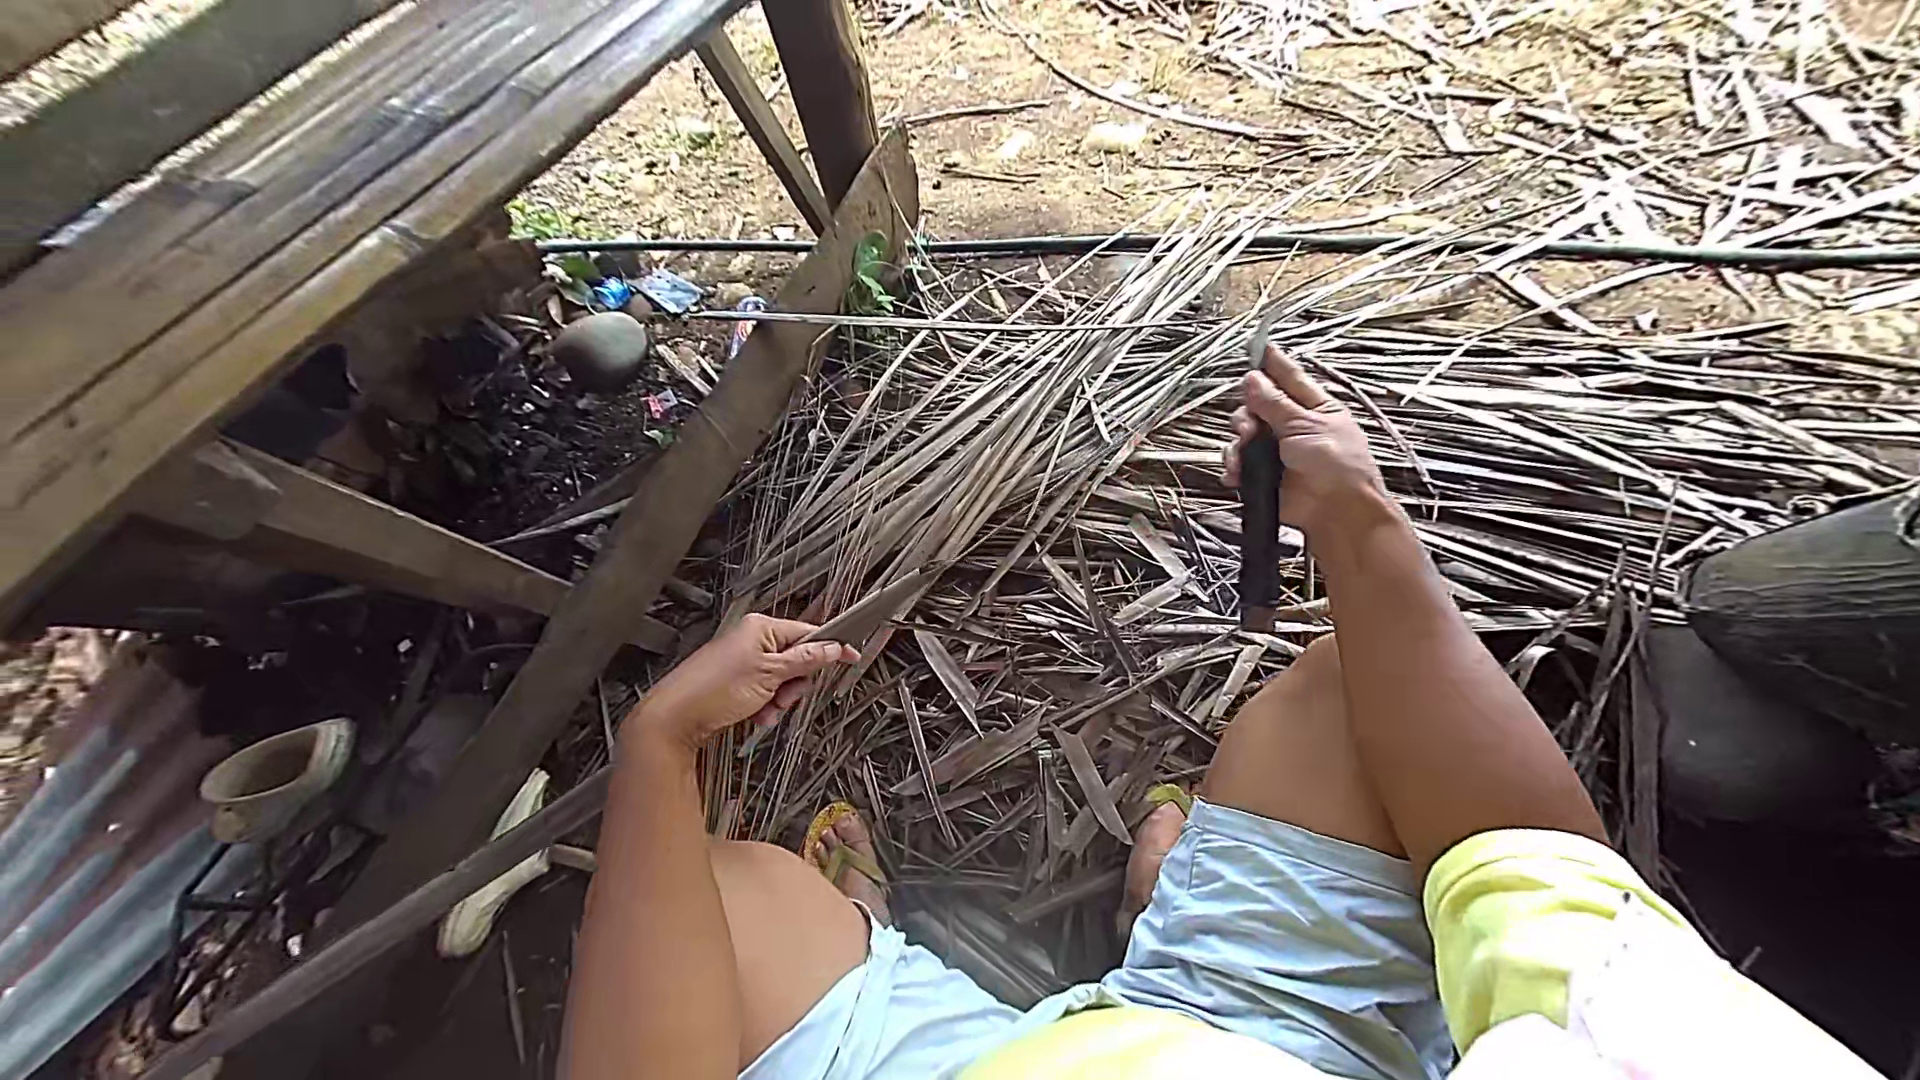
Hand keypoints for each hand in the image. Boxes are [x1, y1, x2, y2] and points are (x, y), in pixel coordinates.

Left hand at [630, 614, 858, 752]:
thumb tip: (832, 648)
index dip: (829, 647)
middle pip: (797, 659)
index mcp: (761, 628)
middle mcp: (753, 640)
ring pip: (782, 680)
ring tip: (766, 709)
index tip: (850, 656)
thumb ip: (805, 660)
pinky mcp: (736, 681)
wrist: (674, 719)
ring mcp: (744, 661)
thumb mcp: (770, 674)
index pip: (808, 633)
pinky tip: (756, 716)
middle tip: (785, 695)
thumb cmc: (713, 690)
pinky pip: (765, 692)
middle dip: (795, 683)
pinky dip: (766, 707)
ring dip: (780, 699)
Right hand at [1222, 345, 1389, 536]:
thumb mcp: (1306, 425)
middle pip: (1256, 407)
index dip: (1271, 363)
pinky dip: (1234, 467)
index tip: (1256, 347)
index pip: (1288, 377)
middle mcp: (1292, 426)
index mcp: (1313, 407)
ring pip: (1242, 435)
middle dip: (1246, 414)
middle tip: (1250, 426)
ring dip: (1238, 444)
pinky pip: (1237, 463)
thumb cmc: (1337, 466)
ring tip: (1246, 455)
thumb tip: (1252, 379)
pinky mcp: (1262, 474)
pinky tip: (1237, 473)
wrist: (1335, 509)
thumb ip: (1274, 403)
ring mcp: (1276, 451)